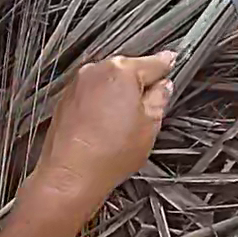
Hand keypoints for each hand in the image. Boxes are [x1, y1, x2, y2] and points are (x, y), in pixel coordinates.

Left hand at [31, 51, 176, 211]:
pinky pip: (91, 94)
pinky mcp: (66, 98)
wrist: (71, 174)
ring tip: (123, 126)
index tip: (171, 62)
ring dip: (118, 96)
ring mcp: (78, 84)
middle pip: (129, 70)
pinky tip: (105, 128)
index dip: (167, 64)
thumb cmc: (106, 154)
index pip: (154, 62)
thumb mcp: (149, 125)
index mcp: (122, 71)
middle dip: (139, 86)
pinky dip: (100, 105)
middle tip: (147, 111)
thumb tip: (162, 88)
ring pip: (108, 82)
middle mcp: (97, 71)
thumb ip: (160, 98)